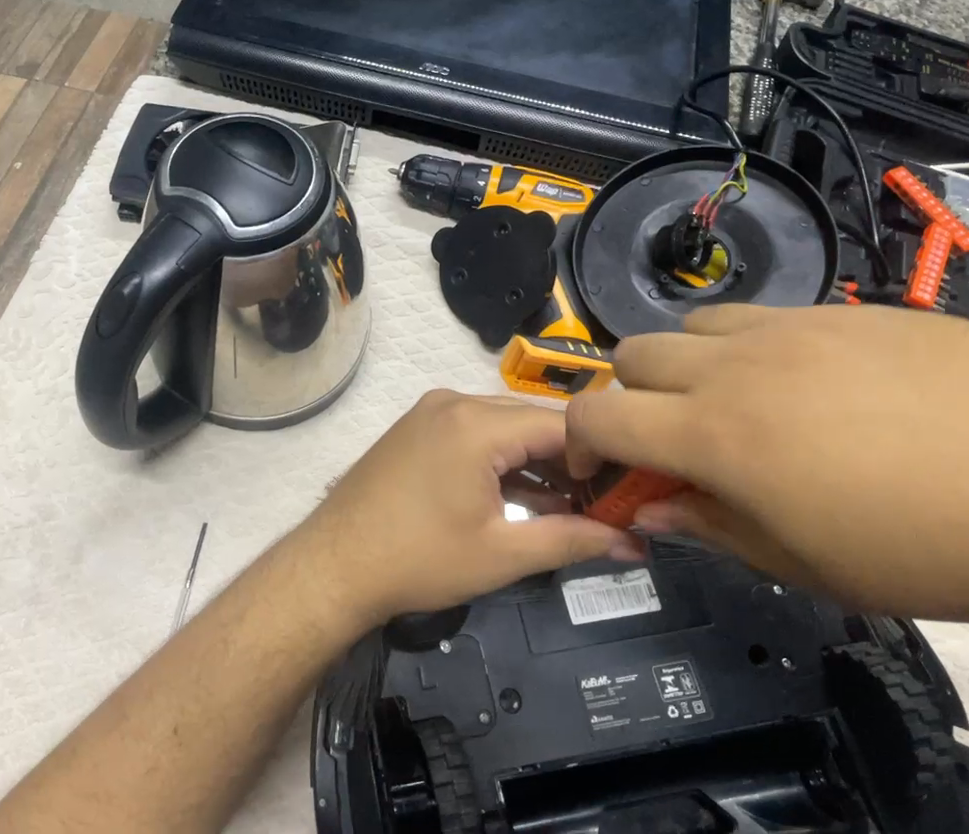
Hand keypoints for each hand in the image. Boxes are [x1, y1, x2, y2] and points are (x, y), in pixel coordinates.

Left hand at [291, 391, 639, 625]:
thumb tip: (634, 545)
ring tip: (576, 507)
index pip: (564, 424)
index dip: (603, 456)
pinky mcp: (418, 428)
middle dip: (573, 460)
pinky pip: (476, 433)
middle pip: (534, 421)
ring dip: (539, 463)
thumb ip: (573, 541)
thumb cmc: (418, 560)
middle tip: (610, 502)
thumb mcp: (502, 554)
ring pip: (506, 427)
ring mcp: (431, 412)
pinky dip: (504, 460)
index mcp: (476, 422)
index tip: (632, 491)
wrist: (333, 567)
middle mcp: (454, 401)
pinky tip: (529, 497)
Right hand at [565, 304, 968, 630]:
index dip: (576, 442)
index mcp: (713, 435)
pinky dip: (754, 348)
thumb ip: (710, 528)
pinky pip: (767, 316)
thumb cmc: (929, 549)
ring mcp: (792, 327)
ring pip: (694, 324)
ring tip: (740, 406)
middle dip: (630, 398)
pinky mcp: (847, 310)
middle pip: (632, 354)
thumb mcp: (804, 564)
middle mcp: (735, 366)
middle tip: (672, 441)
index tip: (594, 471)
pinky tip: (816, 387)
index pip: (597, 418)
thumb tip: (652, 512)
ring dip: (689, 364)